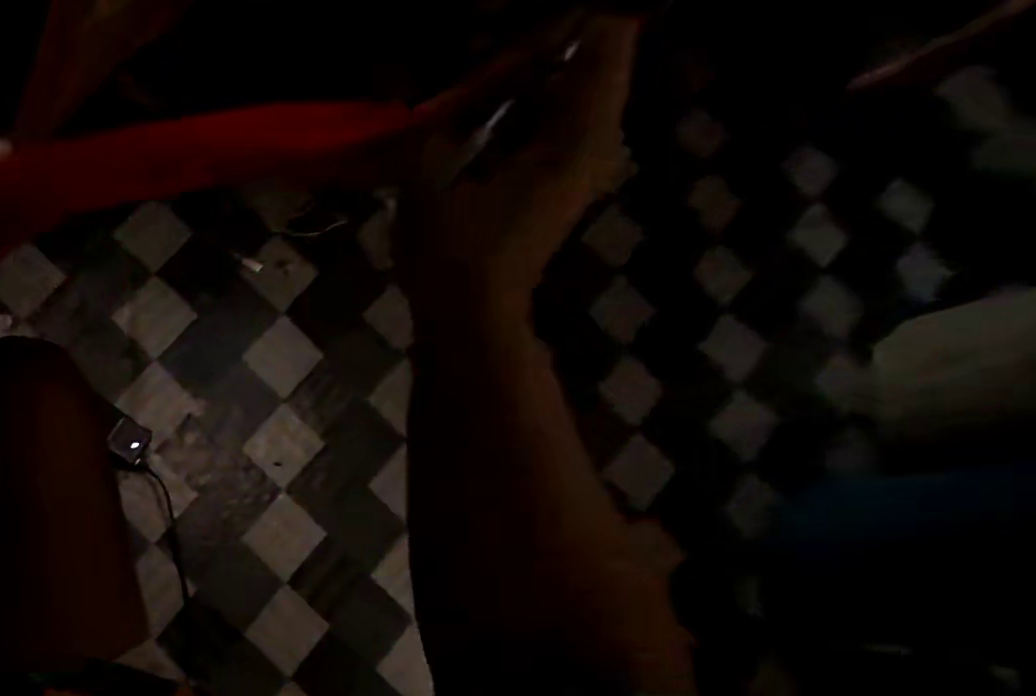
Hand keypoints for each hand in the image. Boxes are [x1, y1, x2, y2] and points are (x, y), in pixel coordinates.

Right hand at [393, 16, 638, 317]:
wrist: (468, 325)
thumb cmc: (454, 257)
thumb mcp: (430, 182)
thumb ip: (436, 124)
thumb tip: (435, 99)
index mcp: (580, 132)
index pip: (604, 31)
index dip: (555, 22)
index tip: (501, 38)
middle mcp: (594, 142)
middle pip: (580, 63)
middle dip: (526, 54)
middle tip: (471, 68)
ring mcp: (576, 169)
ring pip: (558, 98)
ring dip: (513, 90)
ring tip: (460, 100)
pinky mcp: (553, 190)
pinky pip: (543, 130)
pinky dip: (510, 121)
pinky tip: (467, 131)